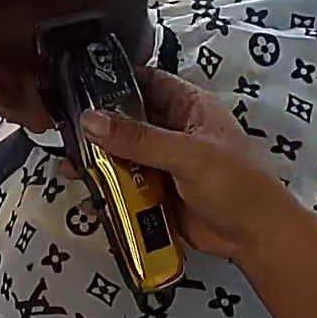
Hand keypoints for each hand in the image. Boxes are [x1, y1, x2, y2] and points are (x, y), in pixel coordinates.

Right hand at [78, 70, 299, 261]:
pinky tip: (89, 198)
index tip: (78, 83)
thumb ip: (139, 139)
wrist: (253, 236)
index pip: (148, 82)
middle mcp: (174, 132)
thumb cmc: (235, 185)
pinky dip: (109, 192)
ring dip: (98, 164)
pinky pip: (127, 188)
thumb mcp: (187, 155)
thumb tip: (91, 121)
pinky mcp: (157, 194)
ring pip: (123, 157)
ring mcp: (164, 164)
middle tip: (64, 134)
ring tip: (69, 170)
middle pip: (128, 122)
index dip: (117, 80)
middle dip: (98, 129)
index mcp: (189, 108)